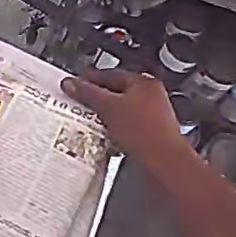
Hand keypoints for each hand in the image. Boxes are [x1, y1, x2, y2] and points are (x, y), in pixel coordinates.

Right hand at [61, 69, 188, 161]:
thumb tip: (72, 84)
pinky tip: (103, 134)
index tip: (74, 84)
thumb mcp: (108, 107)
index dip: (89, 79)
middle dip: (95, 98)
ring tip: (87, 119)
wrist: (163, 162)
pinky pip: (125, 125)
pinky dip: (112, 128)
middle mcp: (151, 97)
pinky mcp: (149, 133)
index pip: (110, 74)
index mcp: (144, 83)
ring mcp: (152, 115)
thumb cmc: (144, 131)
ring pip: (120, 110)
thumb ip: (88, 93)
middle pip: (115, 92)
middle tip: (77, 101)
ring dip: (103, 114)